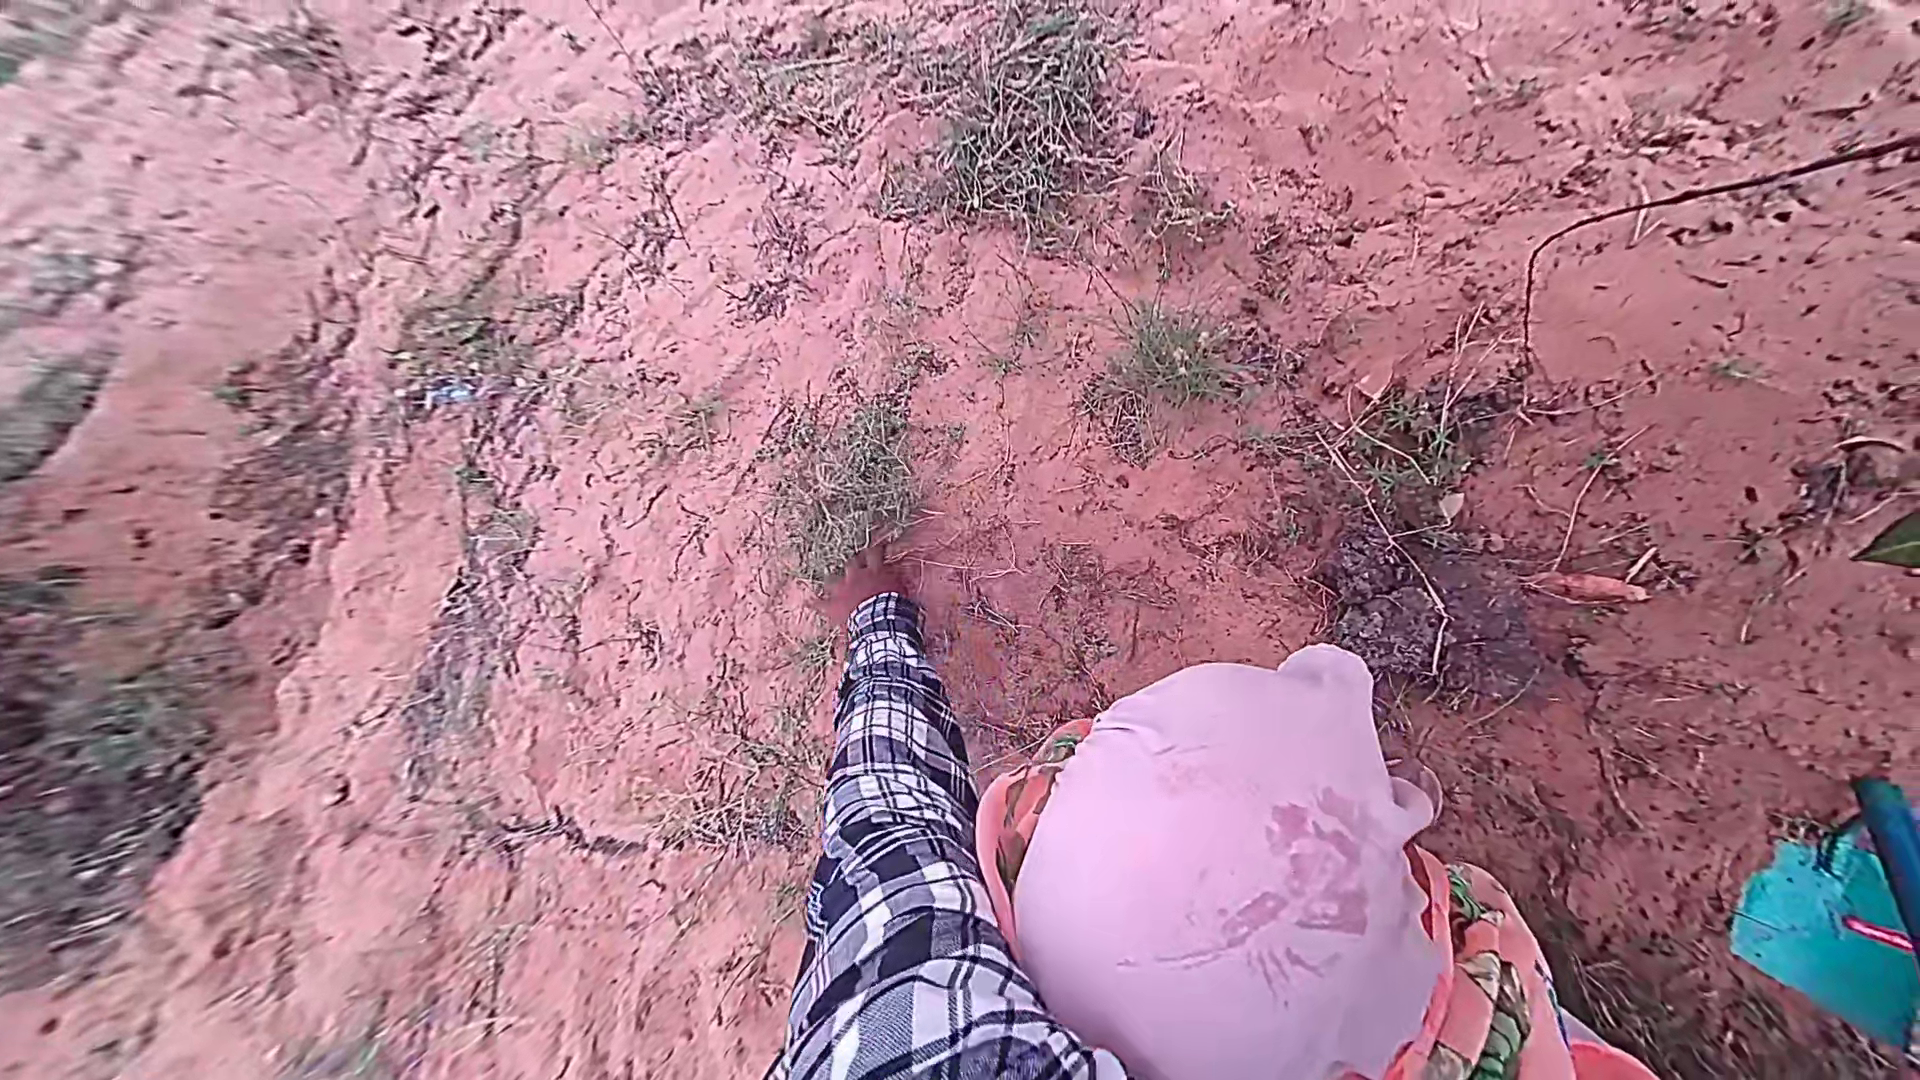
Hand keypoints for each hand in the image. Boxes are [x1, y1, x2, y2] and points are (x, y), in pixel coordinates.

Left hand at [821, 542, 908, 625]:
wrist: (877, 622)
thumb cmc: (893, 607)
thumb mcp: (901, 590)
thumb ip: (896, 581)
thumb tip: (899, 577)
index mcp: (874, 571)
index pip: (874, 553)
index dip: (876, 551)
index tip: (879, 549)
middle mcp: (856, 576)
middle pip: (853, 563)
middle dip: (855, 563)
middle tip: (858, 563)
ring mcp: (842, 590)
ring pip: (833, 580)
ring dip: (835, 582)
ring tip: (834, 583)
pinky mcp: (832, 605)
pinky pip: (819, 603)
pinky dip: (816, 603)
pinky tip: (810, 603)